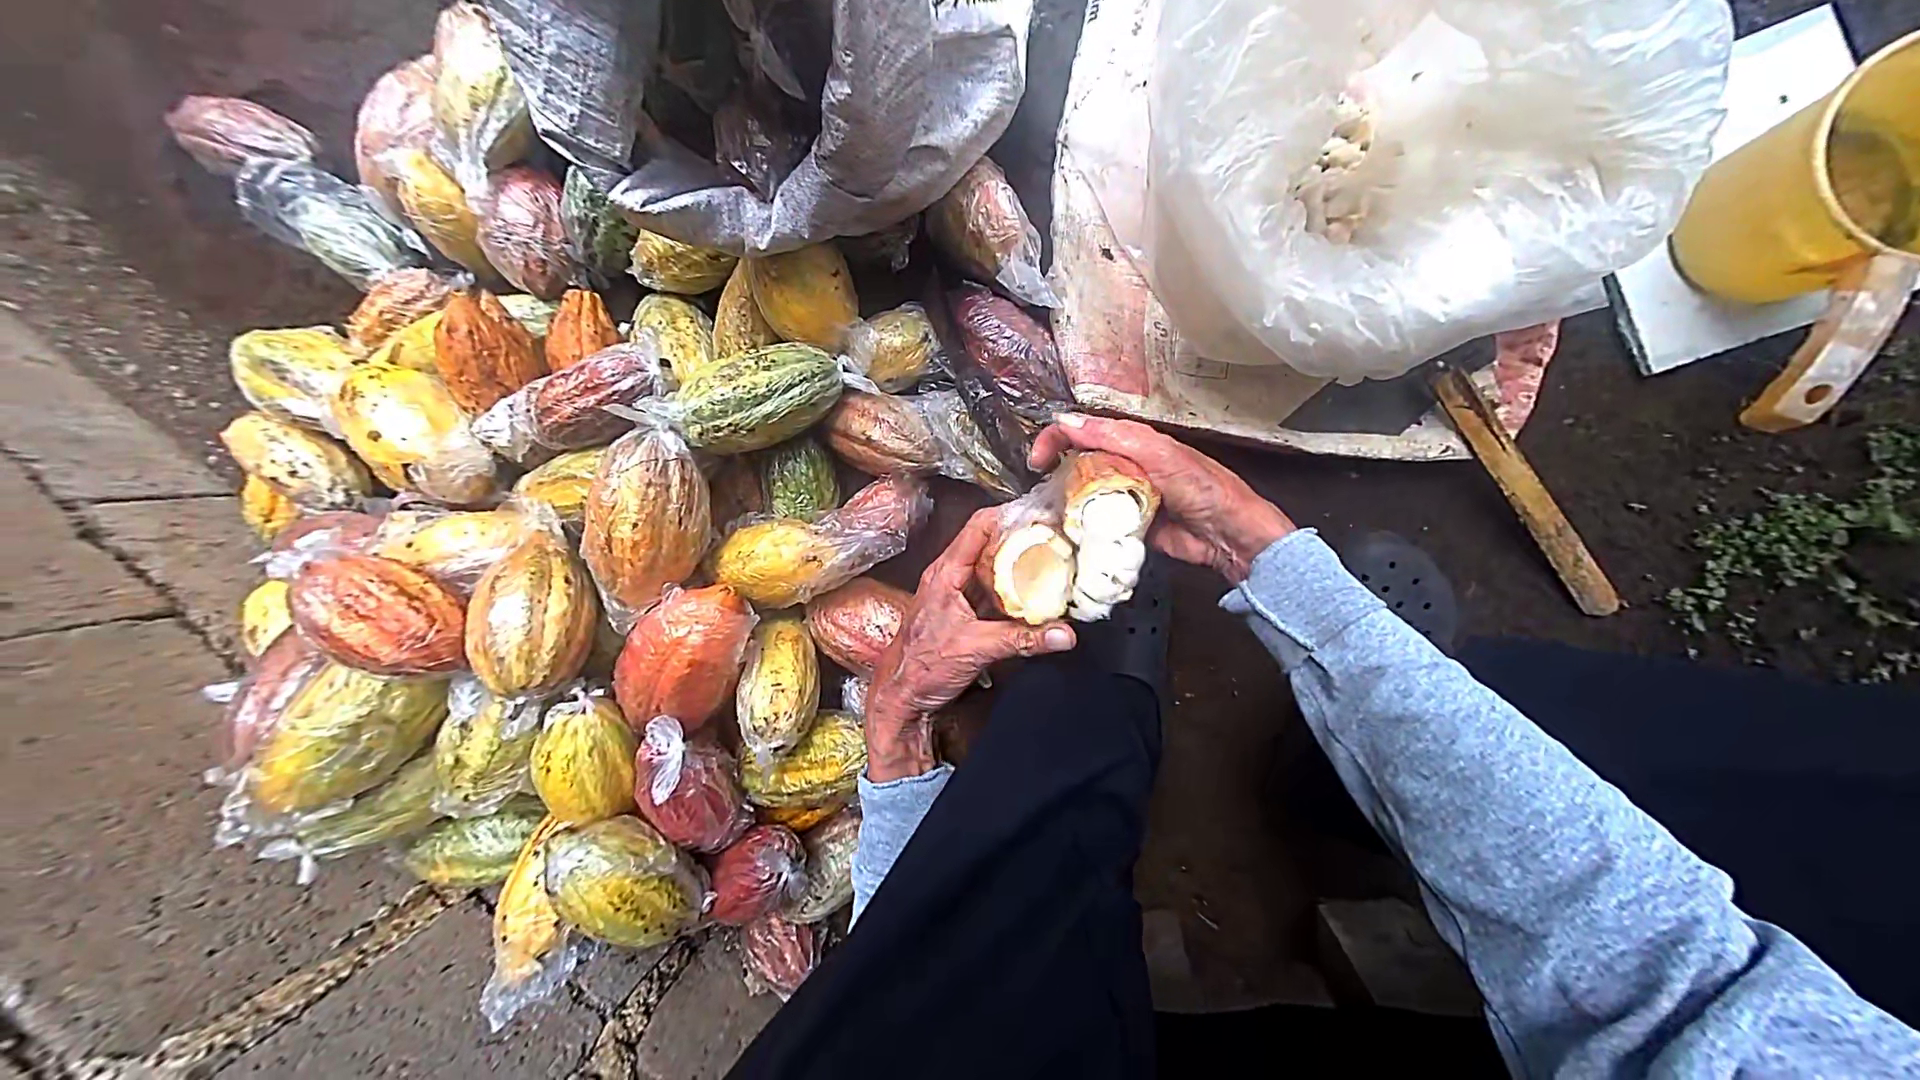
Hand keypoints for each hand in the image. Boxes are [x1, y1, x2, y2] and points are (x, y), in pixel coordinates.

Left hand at [864, 507, 1076, 781]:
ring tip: (1046, 560)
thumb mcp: (977, 649)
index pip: (978, 526)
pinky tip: (1029, 595)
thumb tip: (1062, 634)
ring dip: (1014, 564)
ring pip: (988, 567)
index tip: (1036, 514)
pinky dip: (1009, 589)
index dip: (1008, 515)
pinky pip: (988, 591)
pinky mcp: (959, 612)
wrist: (899, 697)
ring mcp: (953, 594)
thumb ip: (1023, 640)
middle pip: (987, 544)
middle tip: (1049, 538)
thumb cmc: (920, 667)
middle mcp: (947, 577)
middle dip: (1018, 539)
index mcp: (945, 573)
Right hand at [1030, 414, 1293, 581]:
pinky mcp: (1127, 525)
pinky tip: (1072, 532)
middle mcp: (1125, 466)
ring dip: (1065, 503)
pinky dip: (1083, 527)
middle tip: (1040, 490)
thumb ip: (1115, 437)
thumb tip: (1068, 422)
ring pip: (1083, 494)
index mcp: (1131, 442)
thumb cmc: (1204, 488)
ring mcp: (1124, 496)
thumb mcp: (1158, 454)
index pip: (1083, 431)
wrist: (1229, 535)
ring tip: (1050, 513)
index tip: (1037, 459)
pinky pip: (1096, 523)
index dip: (1055, 438)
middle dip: (1054, 473)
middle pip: (1078, 463)